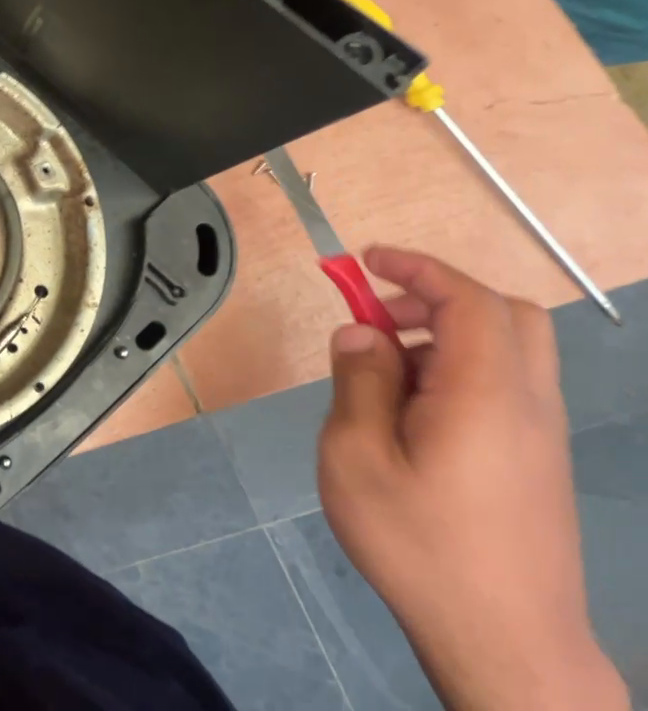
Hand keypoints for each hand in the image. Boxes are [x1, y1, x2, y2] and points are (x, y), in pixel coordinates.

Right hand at [318, 246, 625, 709]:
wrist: (504, 635)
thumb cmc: (418, 540)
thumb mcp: (356, 455)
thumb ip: (359, 383)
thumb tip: (360, 333)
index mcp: (485, 395)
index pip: (470, 302)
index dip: (418, 269)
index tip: (363, 260)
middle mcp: (527, 404)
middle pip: (508, 317)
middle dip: (438, 298)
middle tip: (376, 316)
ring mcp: (539, 435)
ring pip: (509, 353)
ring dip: (444, 338)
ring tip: (377, 374)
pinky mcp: (536, 462)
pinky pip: (505, 389)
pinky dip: (456, 373)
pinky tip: (407, 416)